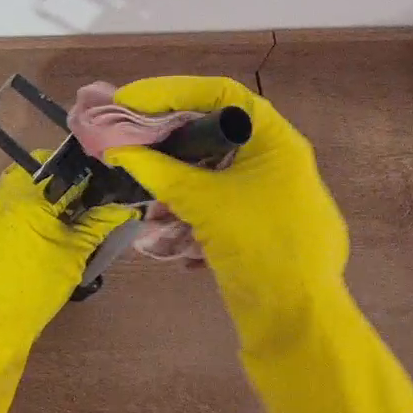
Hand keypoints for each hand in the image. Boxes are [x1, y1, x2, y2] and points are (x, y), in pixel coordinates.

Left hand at [0, 159, 134, 412]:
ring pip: (20, 196)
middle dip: (59, 185)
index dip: (79, 172)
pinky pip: (11, 215)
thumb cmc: (38, 280)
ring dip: (43, 202)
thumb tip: (125, 207)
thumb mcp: (76, 251)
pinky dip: (30, 218)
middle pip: (33, 176)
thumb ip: (99, 224)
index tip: (97, 186)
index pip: (55, 164)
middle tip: (83, 203)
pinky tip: (49, 237)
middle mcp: (3, 199)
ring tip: (70, 222)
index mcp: (24, 194)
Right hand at [103, 76, 412, 412]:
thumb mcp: (203, 203)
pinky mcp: (255, 229)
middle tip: (124, 150)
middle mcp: (273, 161)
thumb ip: (156, 170)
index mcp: (274, 142)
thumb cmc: (261, 248)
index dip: (169, 91)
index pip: (218, 94)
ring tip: (152, 218)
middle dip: (165, 152)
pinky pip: (213, 210)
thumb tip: (114, 145)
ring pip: (206, 178)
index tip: (127, 101)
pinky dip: (189, 222)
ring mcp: (266, 197)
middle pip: (208, 137)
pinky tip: (171, 246)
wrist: (298, 322)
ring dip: (173, 195)